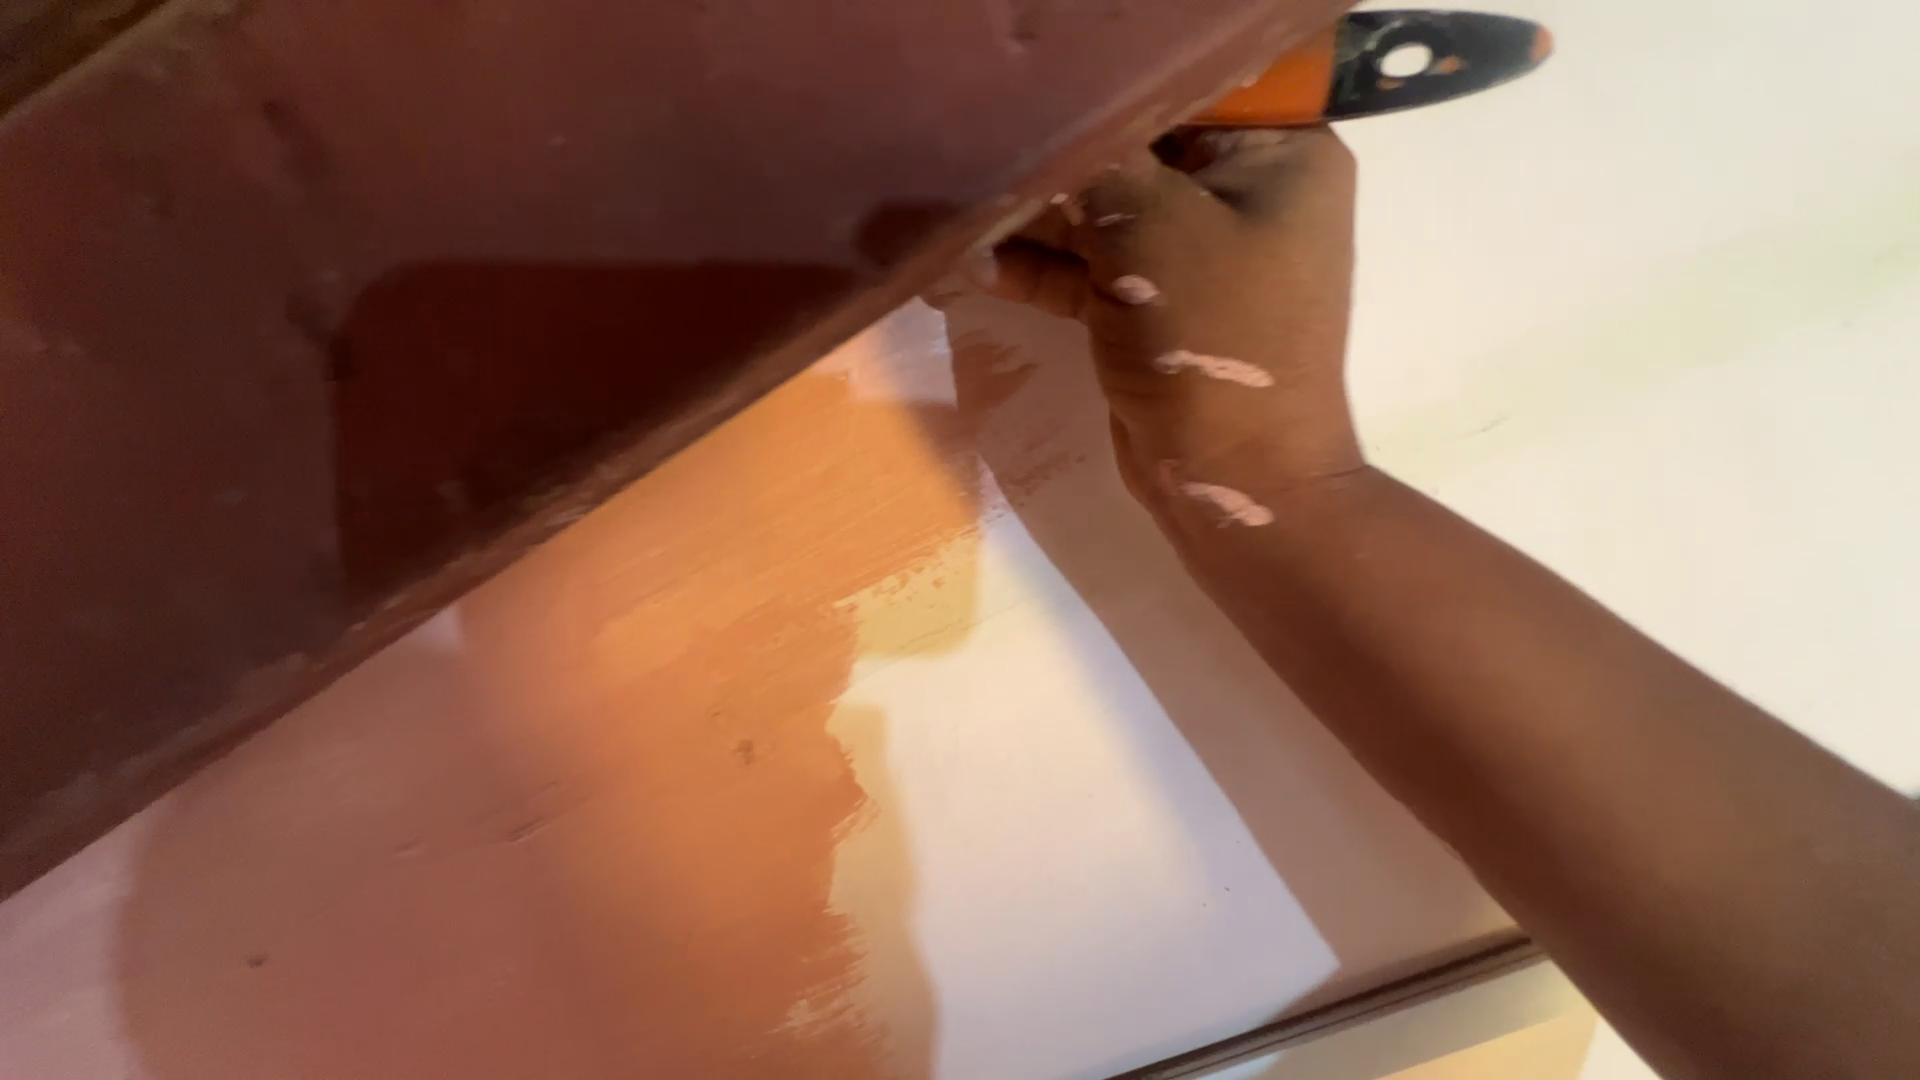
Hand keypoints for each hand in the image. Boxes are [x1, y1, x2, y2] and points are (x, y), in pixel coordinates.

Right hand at [963, 128, 1362, 535]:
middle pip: (1135, 157)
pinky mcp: (1151, 311)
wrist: (1229, 476)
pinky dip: (1039, 272)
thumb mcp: (1152, 232)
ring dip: (1034, 223)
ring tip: (962, 212)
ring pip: (1102, 221)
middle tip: (982, 155)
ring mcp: (1191, 259)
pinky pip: (1090, 275)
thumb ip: (1096, 169)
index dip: (1107, 96)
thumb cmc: (1211, 341)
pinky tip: (976, 264)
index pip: (1184, 93)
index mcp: (1277, 154)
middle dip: (1058, 164)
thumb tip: (1044, 133)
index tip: (1033, 98)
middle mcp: (1238, 197)